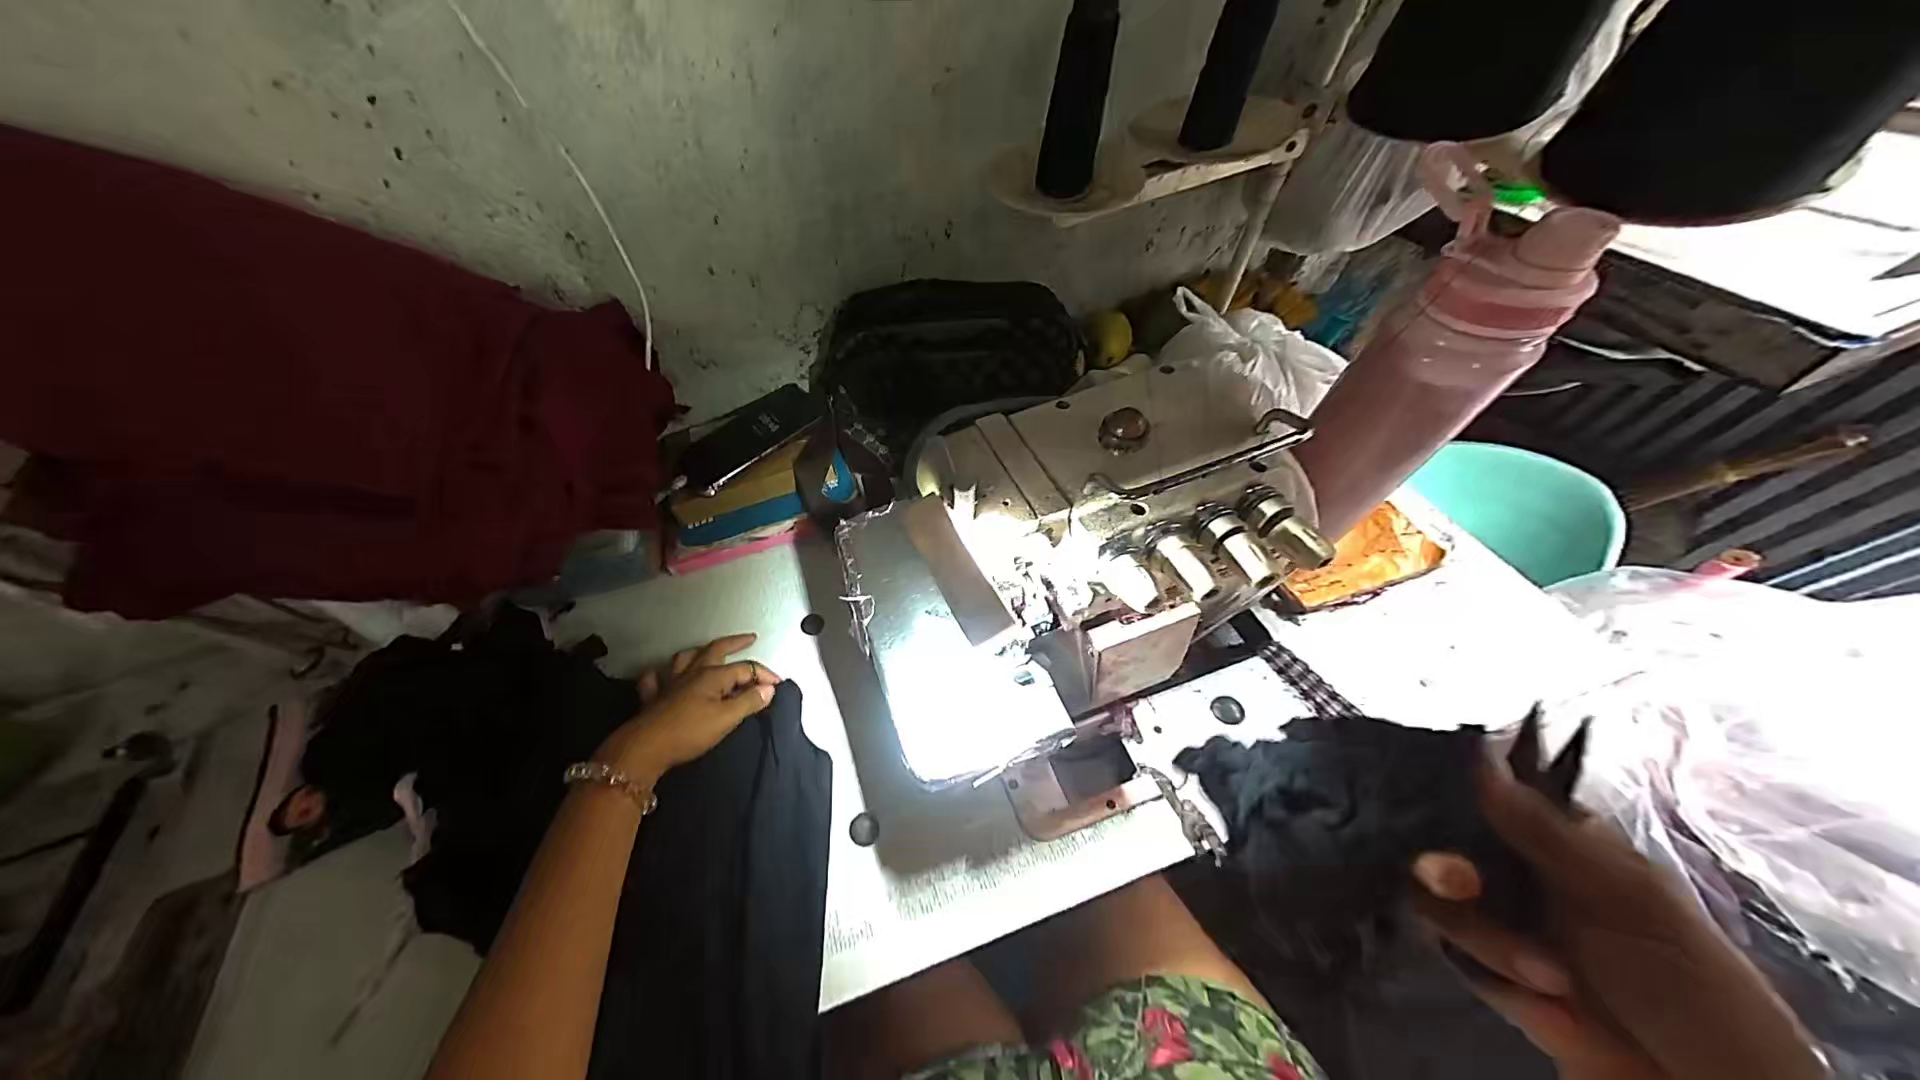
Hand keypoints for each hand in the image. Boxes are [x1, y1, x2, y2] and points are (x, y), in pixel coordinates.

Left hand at [594, 634, 780, 785]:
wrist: (645, 749)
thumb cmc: (688, 733)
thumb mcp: (727, 719)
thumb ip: (750, 701)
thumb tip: (768, 688)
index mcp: (713, 676)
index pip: (746, 668)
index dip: (764, 675)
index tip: (777, 686)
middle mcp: (692, 673)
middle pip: (716, 650)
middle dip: (735, 642)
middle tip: (748, 638)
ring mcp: (670, 683)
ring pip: (686, 658)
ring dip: (700, 652)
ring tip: (708, 651)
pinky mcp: (652, 698)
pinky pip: (654, 679)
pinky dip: (660, 674)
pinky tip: (662, 675)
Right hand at [1409, 761, 1824, 1079]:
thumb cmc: (1692, 981)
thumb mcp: (1631, 898)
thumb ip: (1546, 831)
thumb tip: (1479, 759)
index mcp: (1552, 840)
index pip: (1478, 798)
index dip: (1449, 799)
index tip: (1440, 810)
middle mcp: (1513, 871)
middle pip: (1438, 846)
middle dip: (1443, 868)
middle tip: (1462, 884)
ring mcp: (1496, 920)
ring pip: (1435, 899)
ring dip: (1484, 936)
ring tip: (1551, 978)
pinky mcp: (1484, 969)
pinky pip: (1448, 950)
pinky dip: (1490, 972)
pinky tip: (1545, 1001)